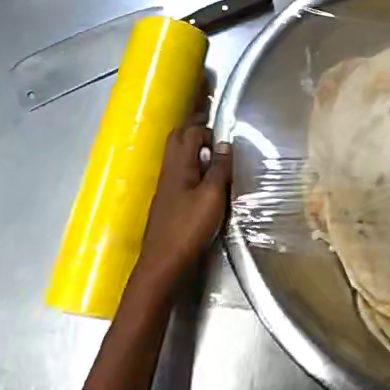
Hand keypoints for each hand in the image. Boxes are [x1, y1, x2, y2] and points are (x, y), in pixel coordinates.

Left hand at [134, 125, 232, 289]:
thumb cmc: (189, 227)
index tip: (226, 134)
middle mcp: (168, 169)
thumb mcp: (211, 196)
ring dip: (194, 151)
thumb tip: (224, 143)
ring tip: (217, 159)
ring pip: (178, 157)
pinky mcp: (168, 201)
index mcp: (177, 163)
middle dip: (196, 133)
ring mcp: (166, 186)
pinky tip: (206, 183)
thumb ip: (218, 169)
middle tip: (219, 140)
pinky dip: (193, 169)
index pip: (188, 132)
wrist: (163, 261)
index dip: (206, 128)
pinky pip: (179, 174)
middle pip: (178, 139)